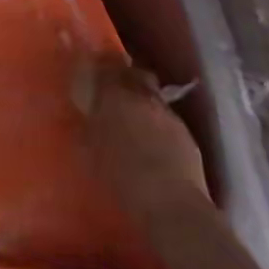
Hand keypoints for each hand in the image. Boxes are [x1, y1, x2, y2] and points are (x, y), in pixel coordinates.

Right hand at [75, 57, 208, 210]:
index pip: (102, 65)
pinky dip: (156, 118)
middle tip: (109, 87)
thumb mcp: (89, 148)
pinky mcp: (186, 134)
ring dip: (140, 96)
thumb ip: (85, 122)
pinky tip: (152, 136)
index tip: (86, 66)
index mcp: (113, 94)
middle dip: (120, 75)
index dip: (94, 64)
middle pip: (132, 73)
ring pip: (151, 92)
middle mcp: (142, 96)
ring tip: (131, 112)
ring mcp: (168, 113)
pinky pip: (166, 115)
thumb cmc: (120, 175)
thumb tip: (81, 107)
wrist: (172, 205)